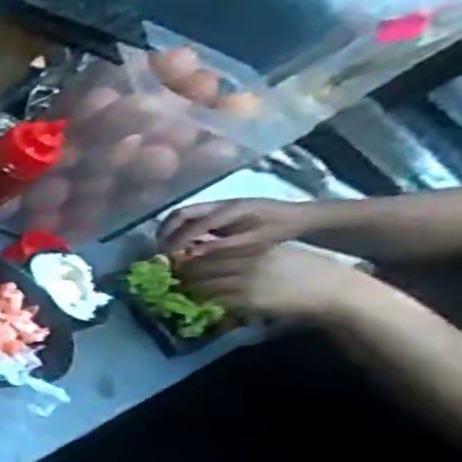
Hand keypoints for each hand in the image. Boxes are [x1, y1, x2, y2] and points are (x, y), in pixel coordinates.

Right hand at [158, 198, 317, 260]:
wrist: (301, 217)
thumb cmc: (280, 229)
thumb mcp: (255, 240)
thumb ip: (221, 246)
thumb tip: (190, 254)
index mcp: (231, 209)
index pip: (195, 224)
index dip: (178, 241)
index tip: (166, 257)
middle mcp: (221, 204)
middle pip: (180, 214)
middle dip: (165, 232)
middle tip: (160, 251)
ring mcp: (218, 206)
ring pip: (181, 215)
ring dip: (169, 231)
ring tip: (167, 248)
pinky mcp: (217, 211)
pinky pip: (190, 219)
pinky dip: (179, 231)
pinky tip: (182, 244)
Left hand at [179, 244, 372, 322]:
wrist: (336, 292)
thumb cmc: (309, 273)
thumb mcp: (281, 256)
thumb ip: (252, 255)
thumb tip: (219, 258)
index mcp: (259, 248)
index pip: (212, 250)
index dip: (191, 257)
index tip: (178, 262)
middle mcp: (250, 262)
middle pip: (200, 266)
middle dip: (183, 273)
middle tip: (173, 279)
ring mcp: (246, 281)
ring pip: (201, 284)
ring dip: (188, 288)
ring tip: (182, 291)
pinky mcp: (246, 300)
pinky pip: (213, 299)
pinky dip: (202, 300)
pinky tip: (199, 301)